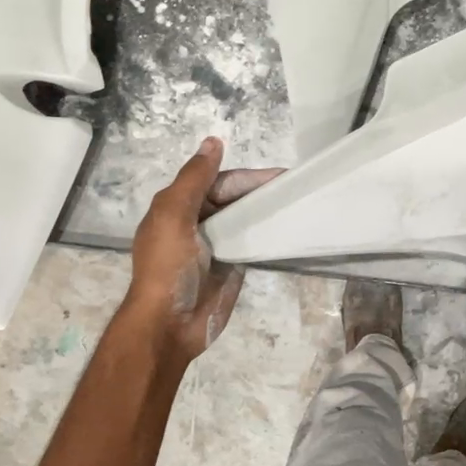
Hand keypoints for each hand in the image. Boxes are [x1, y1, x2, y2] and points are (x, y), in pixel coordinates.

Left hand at [119, 137, 283, 357]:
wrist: (170, 323)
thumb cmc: (167, 267)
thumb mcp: (174, 216)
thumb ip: (194, 179)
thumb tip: (213, 142)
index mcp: (177, 207)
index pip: (216, 182)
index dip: (246, 176)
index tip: (280, 174)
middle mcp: (196, 223)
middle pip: (233, 199)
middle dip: (260, 191)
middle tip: (296, 188)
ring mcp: (215, 246)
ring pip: (244, 220)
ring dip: (266, 211)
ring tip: (297, 204)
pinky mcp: (231, 267)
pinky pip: (251, 243)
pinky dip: (266, 234)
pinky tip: (287, 229)